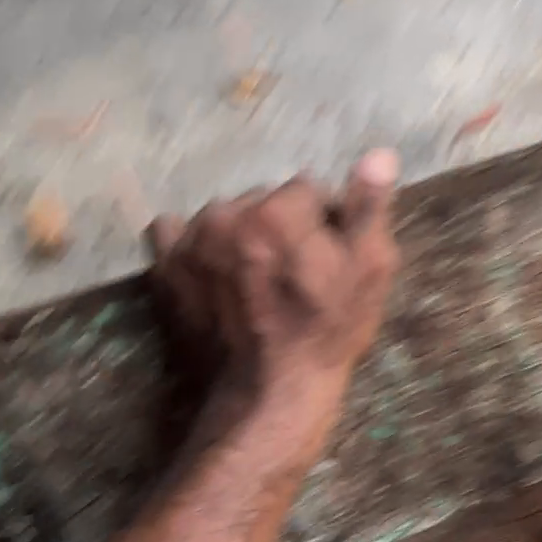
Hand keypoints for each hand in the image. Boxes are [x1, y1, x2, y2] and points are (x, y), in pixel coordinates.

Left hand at [147, 150, 400, 419]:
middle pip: (264, 201)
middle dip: (284, 225)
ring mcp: (187, 243)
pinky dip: (198, 245)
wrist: (270, 387)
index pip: (309, 189)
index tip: (332, 257)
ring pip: (226, 218)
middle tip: (300, 272)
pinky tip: (220, 274)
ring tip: (262, 279)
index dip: (327, 221)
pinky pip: (176, 234)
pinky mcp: (162, 270)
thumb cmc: (330, 327)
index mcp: (277, 210)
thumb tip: (379, 154)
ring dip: (245, 235)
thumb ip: (369, 207)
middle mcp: (225, 215)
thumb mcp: (369, 268)